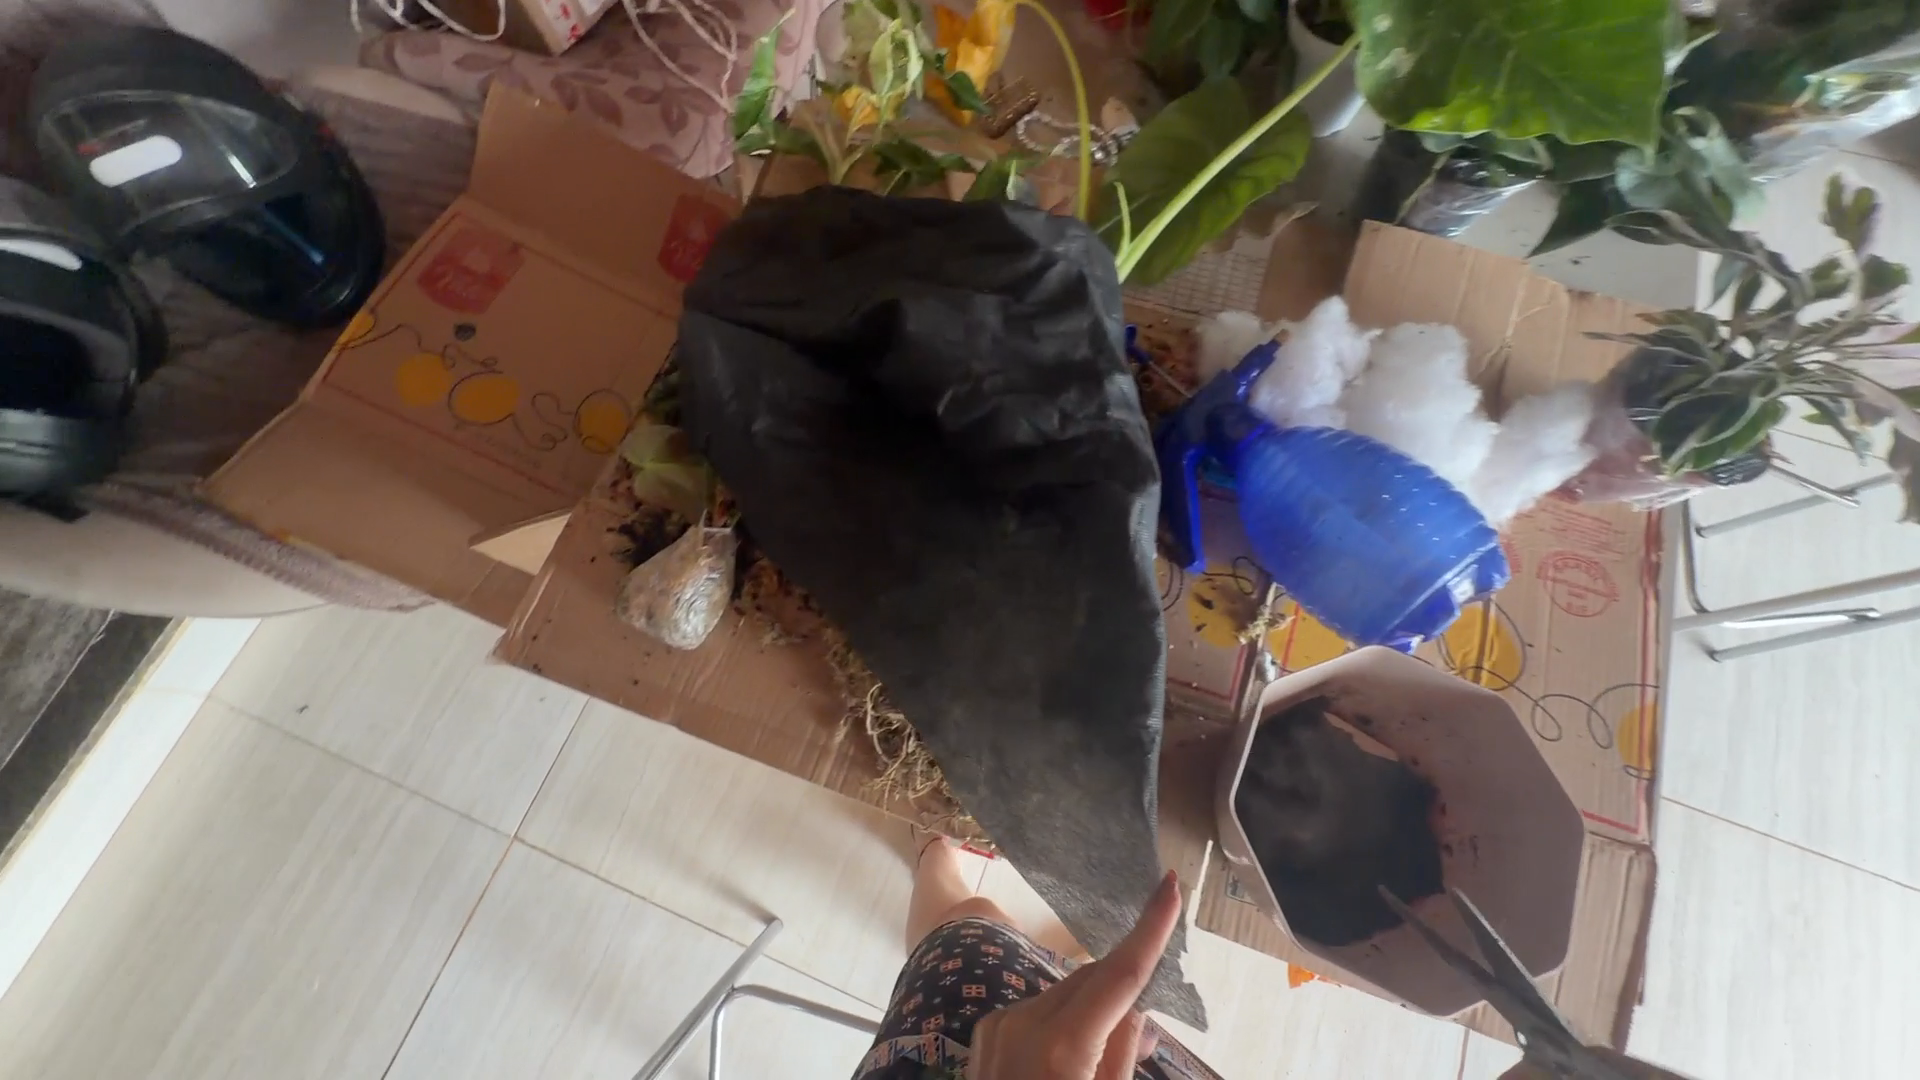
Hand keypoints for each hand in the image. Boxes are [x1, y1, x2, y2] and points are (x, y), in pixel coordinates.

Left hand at [966, 871, 1180, 1079]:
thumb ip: (1122, 1057)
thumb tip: (1135, 1010)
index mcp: (1063, 1046)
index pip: (1120, 975)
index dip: (1150, 928)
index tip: (1170, 885)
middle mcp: (1026, 1020)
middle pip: (1092, 980)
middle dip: (1121, 982)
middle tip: (1141, 1012)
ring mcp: (1000, 1023)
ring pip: (1064, 993)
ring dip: (1089, 1007)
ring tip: (1094, 1056)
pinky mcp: (986, 1030)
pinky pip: (1037, 1009)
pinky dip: (1061, 1019)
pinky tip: (1062, 1059)